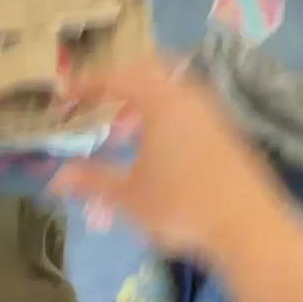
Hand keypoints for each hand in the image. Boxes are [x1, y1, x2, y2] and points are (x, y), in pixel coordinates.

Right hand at [51, 59, 281, 258]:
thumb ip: (92, 182)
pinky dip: (164, 125)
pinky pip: (186, 115)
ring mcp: (212, 114)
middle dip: (120, 91)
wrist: (245, 225)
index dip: (88, 85)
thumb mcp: (127, 196)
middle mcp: (188, 97)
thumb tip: (57, 178)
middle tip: (101, 112)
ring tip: (125, 140)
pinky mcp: (226, 136)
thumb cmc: (179, 206)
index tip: (66, 96)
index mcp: (161, 101)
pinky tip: (156, 159)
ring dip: (143, 111)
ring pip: (170, 96)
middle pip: (149, 76)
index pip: (117, 77)